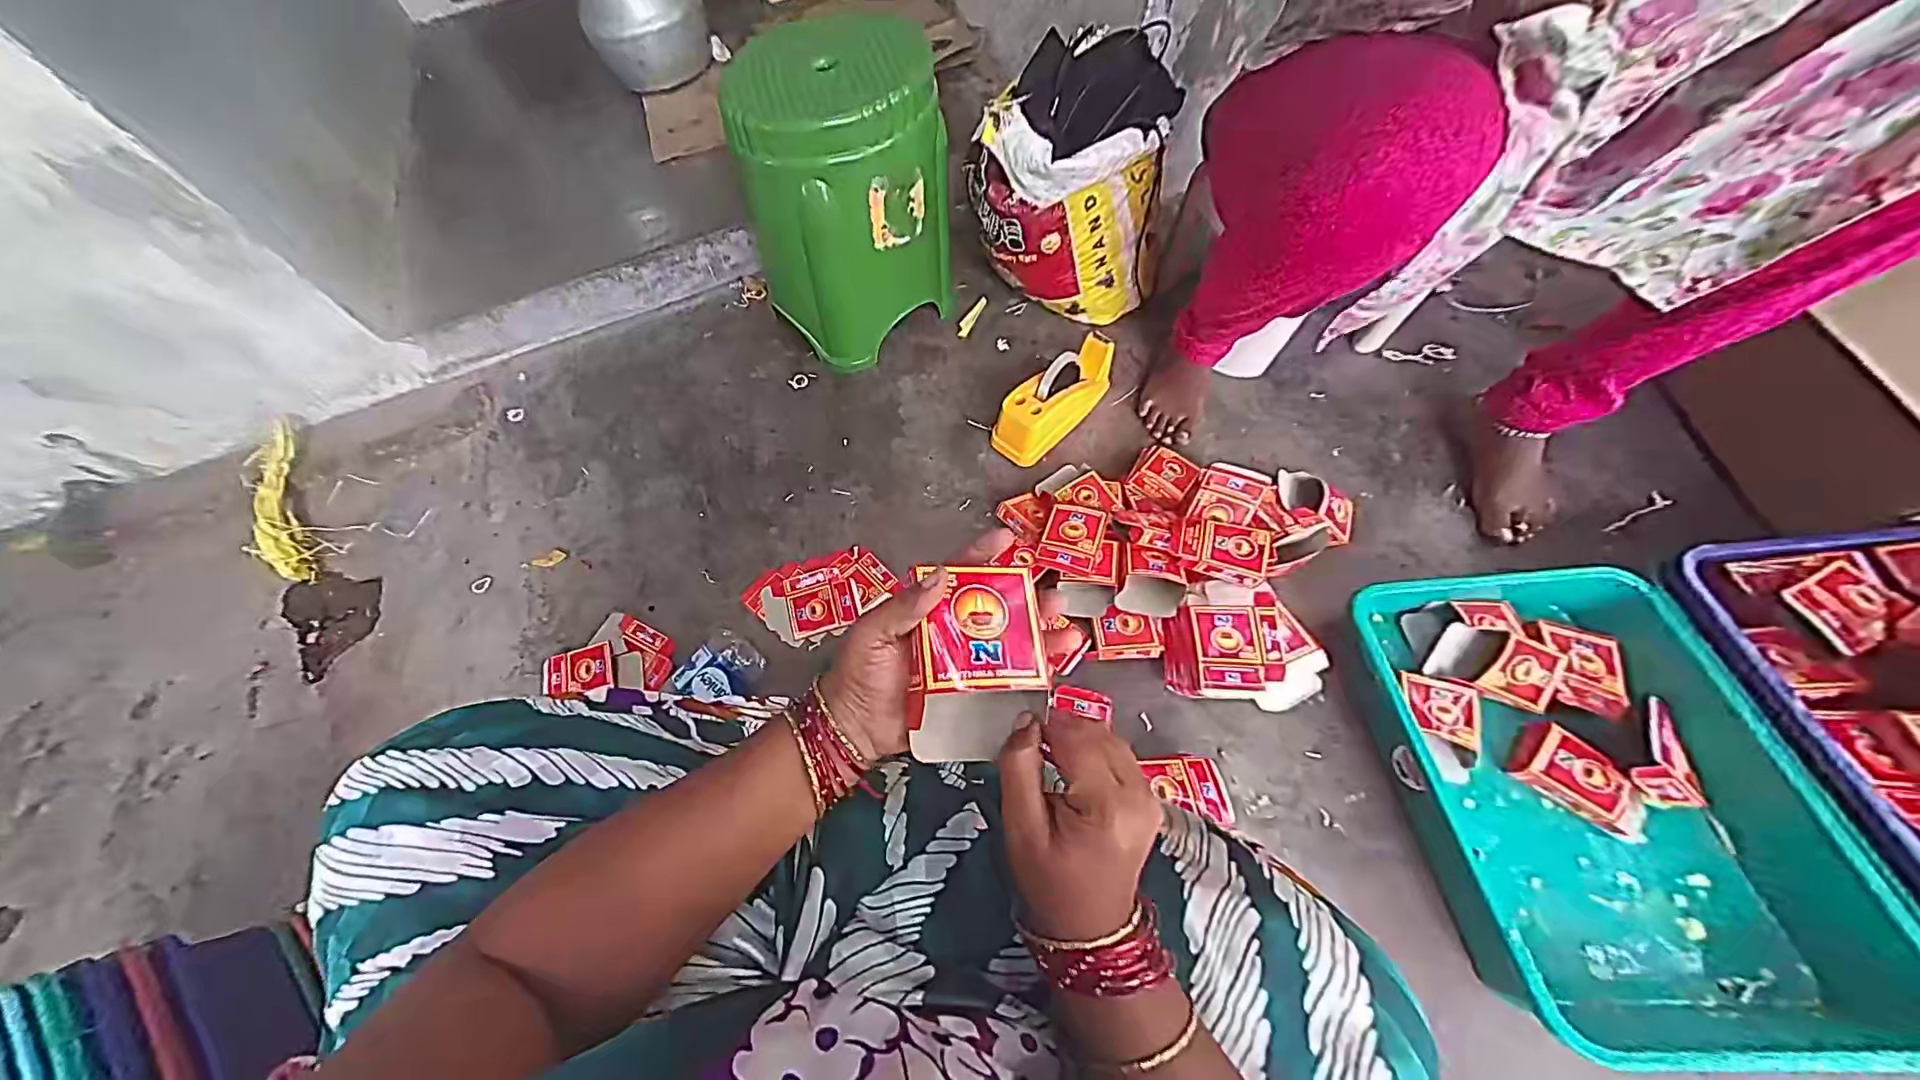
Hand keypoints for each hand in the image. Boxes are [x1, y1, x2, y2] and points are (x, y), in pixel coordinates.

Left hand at [818, 530, 1073, 760]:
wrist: (855, 728)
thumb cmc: (857, 674)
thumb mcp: (873, 633)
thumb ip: (904, 606)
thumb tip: (939, 576)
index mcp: (926, 608)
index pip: (958, 574)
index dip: (982, 555)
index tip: (1007, 539)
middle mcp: (950, 630)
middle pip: (995, 607)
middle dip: (1026, 597)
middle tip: (1052, 592)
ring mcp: (963, 662)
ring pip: (1008, 641)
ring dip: (1039, 633)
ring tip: (1065, 628)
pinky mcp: (971, 692)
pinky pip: (1007, 678)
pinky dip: (1033, 670)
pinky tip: (1056, 663)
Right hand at [999, 709, 1163, 941]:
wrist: (1090, 928)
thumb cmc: (1049, 883)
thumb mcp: (1021, 829)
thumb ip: (1018, 768)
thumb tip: (1027, 723)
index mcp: (1106, 805)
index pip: (1076, 738)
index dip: (1047, 727)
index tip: (1024, 736)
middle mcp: (1137, 795)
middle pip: (1097, 734)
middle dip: (1064, 730)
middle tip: (1034, 745)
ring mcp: (1149, 798)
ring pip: (1111, 740)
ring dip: (1080, 738)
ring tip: (1051, 755)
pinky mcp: (1150, 800)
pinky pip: (1120, 756)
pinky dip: (1095, 752)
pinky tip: (1074, 767)